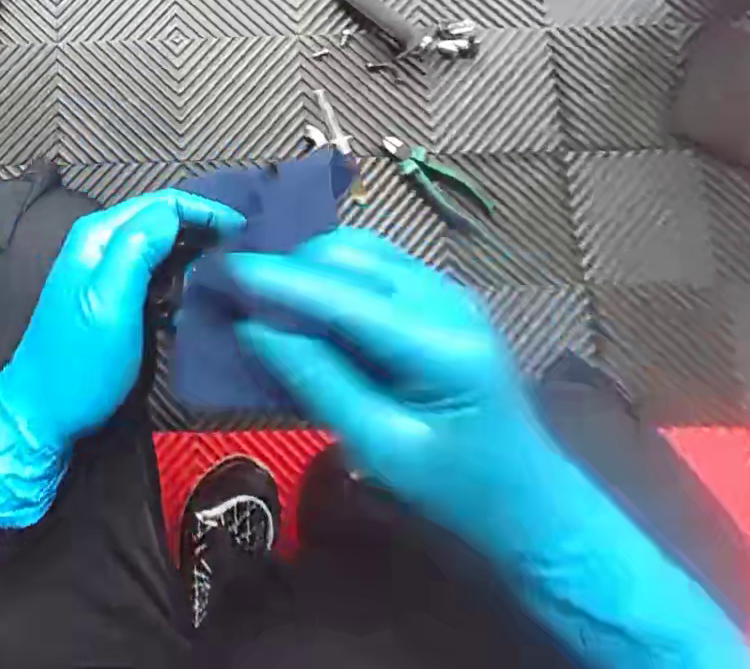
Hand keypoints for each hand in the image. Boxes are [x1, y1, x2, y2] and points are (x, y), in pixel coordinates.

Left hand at [0, 189, 245, 527]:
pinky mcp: (111, 291)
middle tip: (240, 250)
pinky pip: (152, 268)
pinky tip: (197, 291)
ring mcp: (104, 266)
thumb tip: (173, 213)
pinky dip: (178, 273)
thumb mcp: (110, 302)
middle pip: (161, 216)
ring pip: (159, 241)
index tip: (241, 232)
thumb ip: (137, 248)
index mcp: (98, 234)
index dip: (205, 211)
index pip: (162, 202)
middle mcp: (100, 241)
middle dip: (202, 226)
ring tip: (227, 268)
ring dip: (193, 249)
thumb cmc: (79, 361)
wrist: (44, 409)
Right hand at [229, 230, 749, 667]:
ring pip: (357, 247)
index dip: (272, 277)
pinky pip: (371, 259)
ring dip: (303, 259)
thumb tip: (251, 325)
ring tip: (259, 284)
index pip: (337, 295)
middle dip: (283, 263)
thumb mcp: (378, 447)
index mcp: (438, 346)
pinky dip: (327, 265)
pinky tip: (303, 289)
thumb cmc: (457, 490)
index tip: (217, 270)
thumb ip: (313, 378)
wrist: (533, 502)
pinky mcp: (438, 292)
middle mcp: (445, 300)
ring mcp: (445, 289)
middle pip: (346, 256)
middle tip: (230, 282)